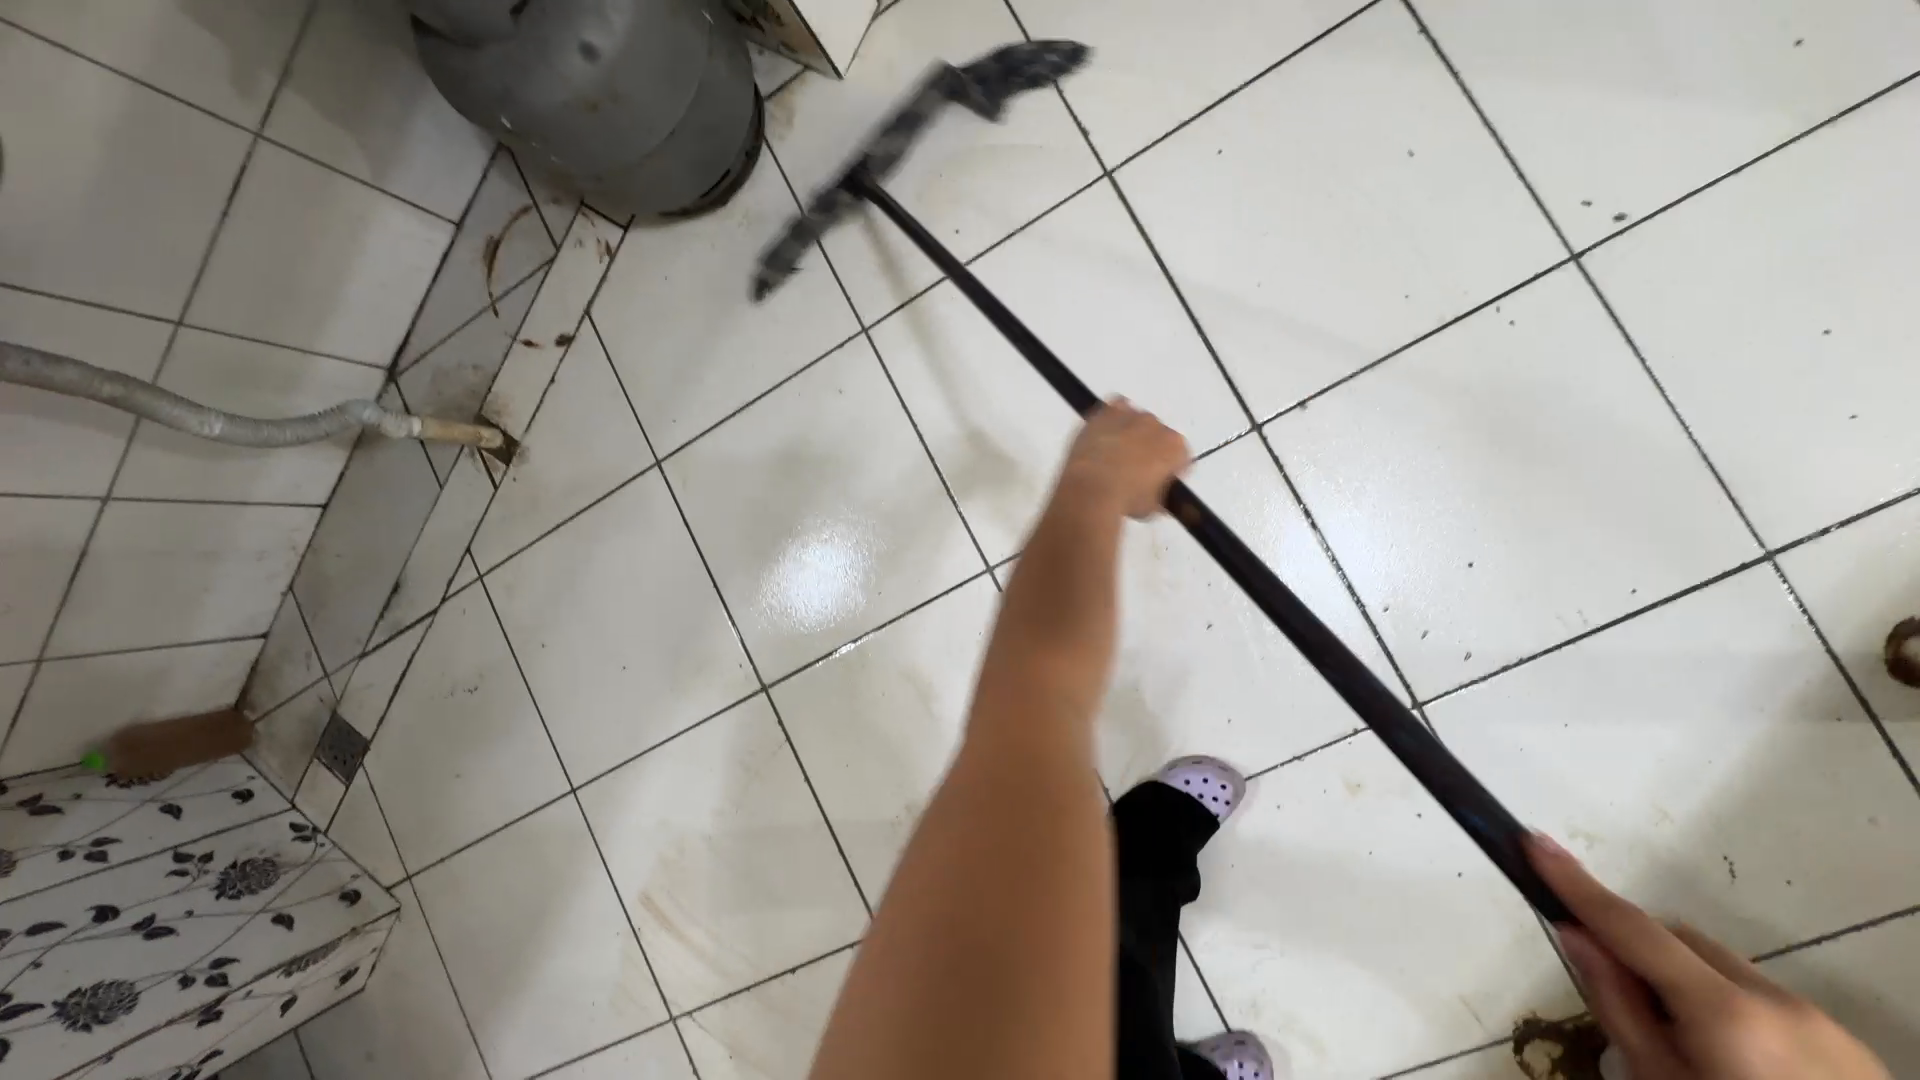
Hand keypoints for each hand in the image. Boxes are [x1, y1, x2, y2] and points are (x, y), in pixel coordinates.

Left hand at [1058, 398, 1189, 519]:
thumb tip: (1155, 497)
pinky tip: (1105, 434)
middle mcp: (1158, 426)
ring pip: (1137, 422)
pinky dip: (1114, 417)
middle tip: (1132, 471)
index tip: (1157, 481)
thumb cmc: (1125, 500)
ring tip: (1114, 456)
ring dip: (1131, 434)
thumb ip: (1160, 496)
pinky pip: (1117, 407)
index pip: (1180, 456)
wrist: (1091, 488)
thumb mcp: (1151, 507)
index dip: (1168, 470)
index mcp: (1176, 447)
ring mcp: (1133, 415)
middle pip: (1158, 436)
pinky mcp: (1107, 411)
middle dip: (1149, 450)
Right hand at [1529, 834, 1888, 1079]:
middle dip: (1639, 950)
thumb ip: (1617, 1006)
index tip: (1534, 842)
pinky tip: (1735, 1061)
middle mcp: (1776, 999)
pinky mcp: (1849, 1043)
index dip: (1576, 884)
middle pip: (1680, 940)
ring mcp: (1821, 1020)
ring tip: (1682, 1041)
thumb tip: (1575, 934)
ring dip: (1687, 982)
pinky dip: (1732, 1010)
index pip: (1630, 927)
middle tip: (1617, 994)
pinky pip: (1766, 1001)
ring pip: (1723, 969)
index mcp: (1723, 1011)